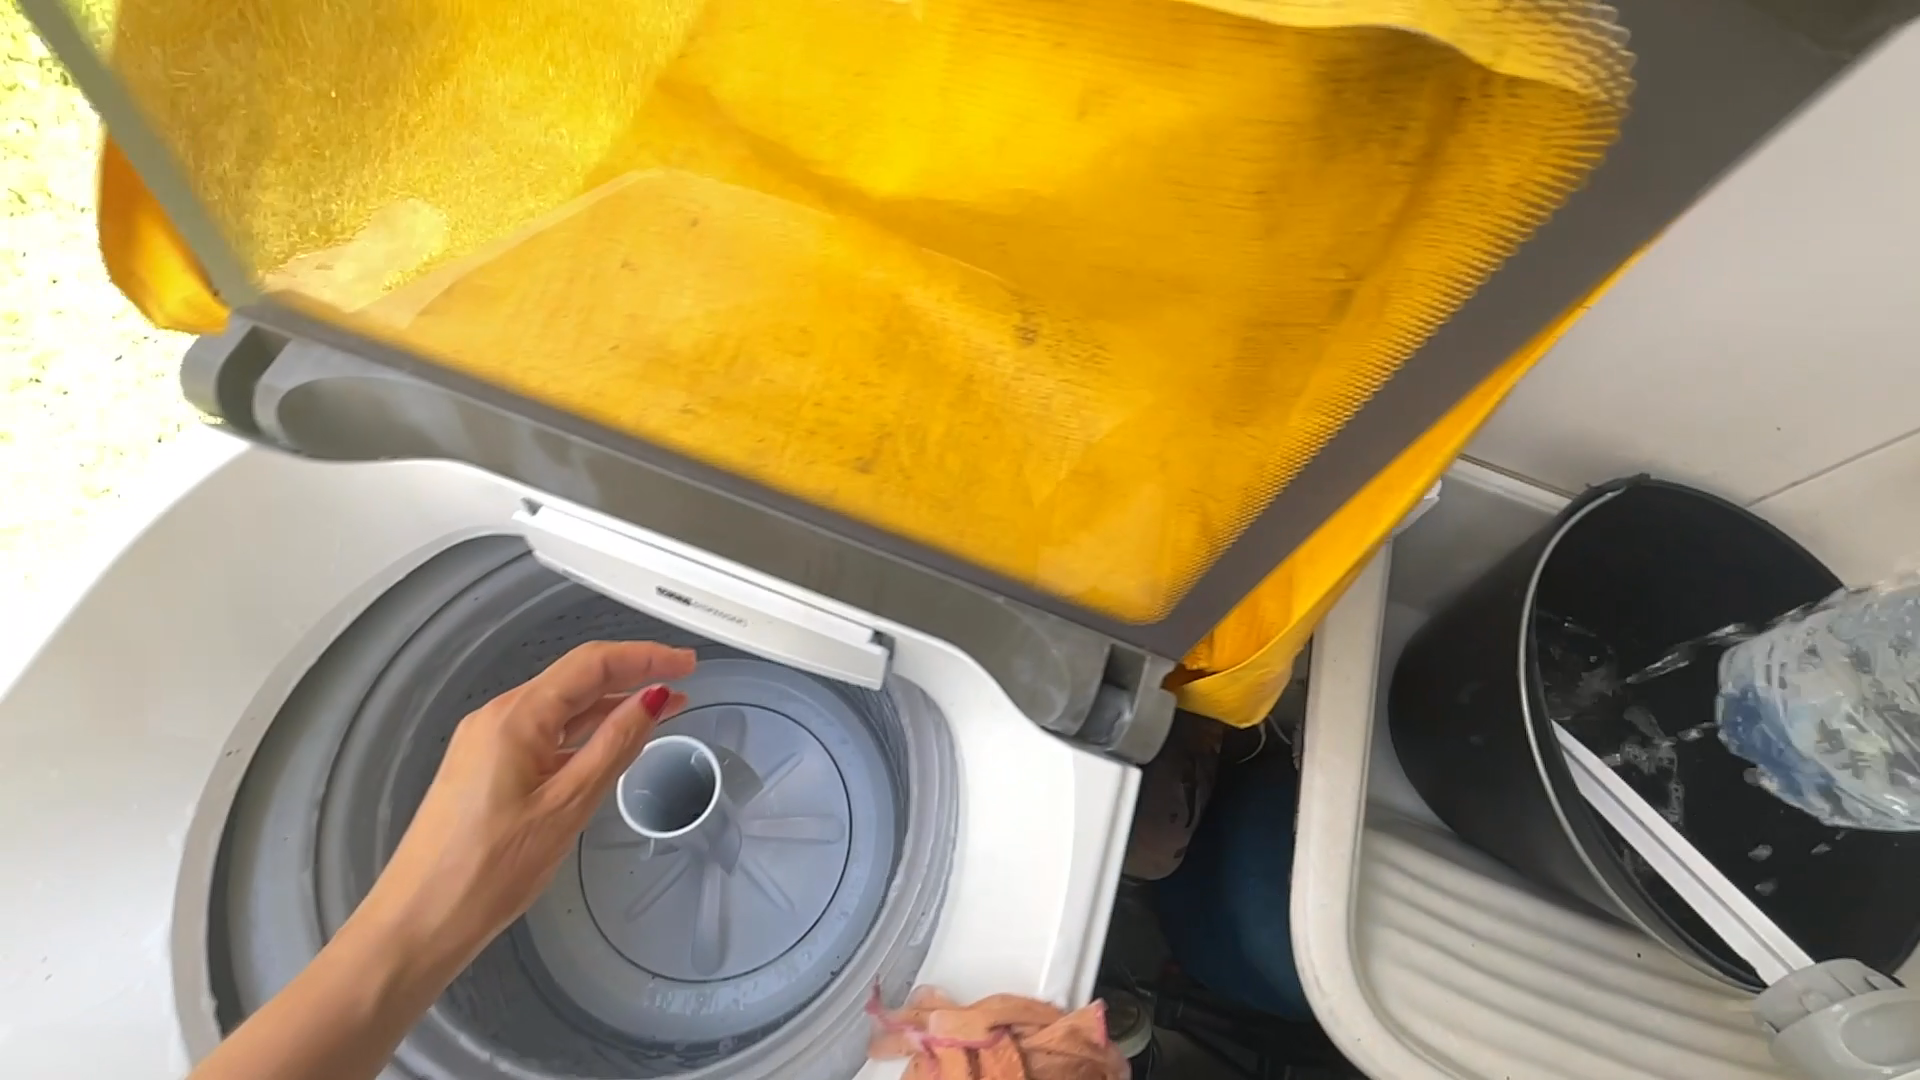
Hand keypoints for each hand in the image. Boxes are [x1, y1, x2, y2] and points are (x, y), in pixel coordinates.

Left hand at [351, 640, 696, 974]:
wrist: (414, 928)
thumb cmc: (486, 872)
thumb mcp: (568, 804)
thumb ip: (616, 744)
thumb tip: (653, 699)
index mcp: (516, 718)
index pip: (593, 664)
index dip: (646, 656)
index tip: (685, 662)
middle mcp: (499, 718)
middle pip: (578, 677)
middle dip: (635, 673)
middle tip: (682, 677)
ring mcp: (490, 741)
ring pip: (565, 704)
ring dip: (615, 701)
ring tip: (662, 706)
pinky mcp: (488, 765)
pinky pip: (550, 730)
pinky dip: (589, 727)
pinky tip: (614, 739)